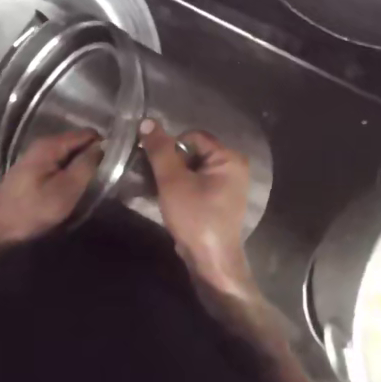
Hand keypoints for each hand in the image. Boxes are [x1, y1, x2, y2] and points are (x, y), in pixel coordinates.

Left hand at [0, 129, 103, 246]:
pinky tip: (74, 190)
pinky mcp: (32, 174)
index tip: (118, 163)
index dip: (104, 145)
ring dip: (80, 169)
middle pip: (77, 144)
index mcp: (50, 145)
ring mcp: (35, 160)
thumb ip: (86, 166)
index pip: (87, 134)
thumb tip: (104, 146)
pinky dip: (68, 176)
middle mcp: (42, 146)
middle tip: (108, 178)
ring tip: (95, 186)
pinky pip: (58, 168)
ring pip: (68, 157)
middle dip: (92, 157)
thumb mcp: (65, 190)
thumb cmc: (32, 210)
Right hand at [140, 120, 254, 296]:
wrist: (210, 260)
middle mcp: (233, 168)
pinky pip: (196, 183)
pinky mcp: (219, 201)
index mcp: (229, 158)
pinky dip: (181, 187)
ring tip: (160, 190)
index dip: (169, 147)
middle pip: (192, 152)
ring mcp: (228, 186)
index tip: (153, 165)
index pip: (192, 137)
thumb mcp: (172, 180)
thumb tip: (147, 121)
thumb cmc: (194, 216)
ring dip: (173, 176)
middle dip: (170, 162)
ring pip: (192, 169)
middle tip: (154, 178)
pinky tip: (170, 201)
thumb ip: (160, 150)